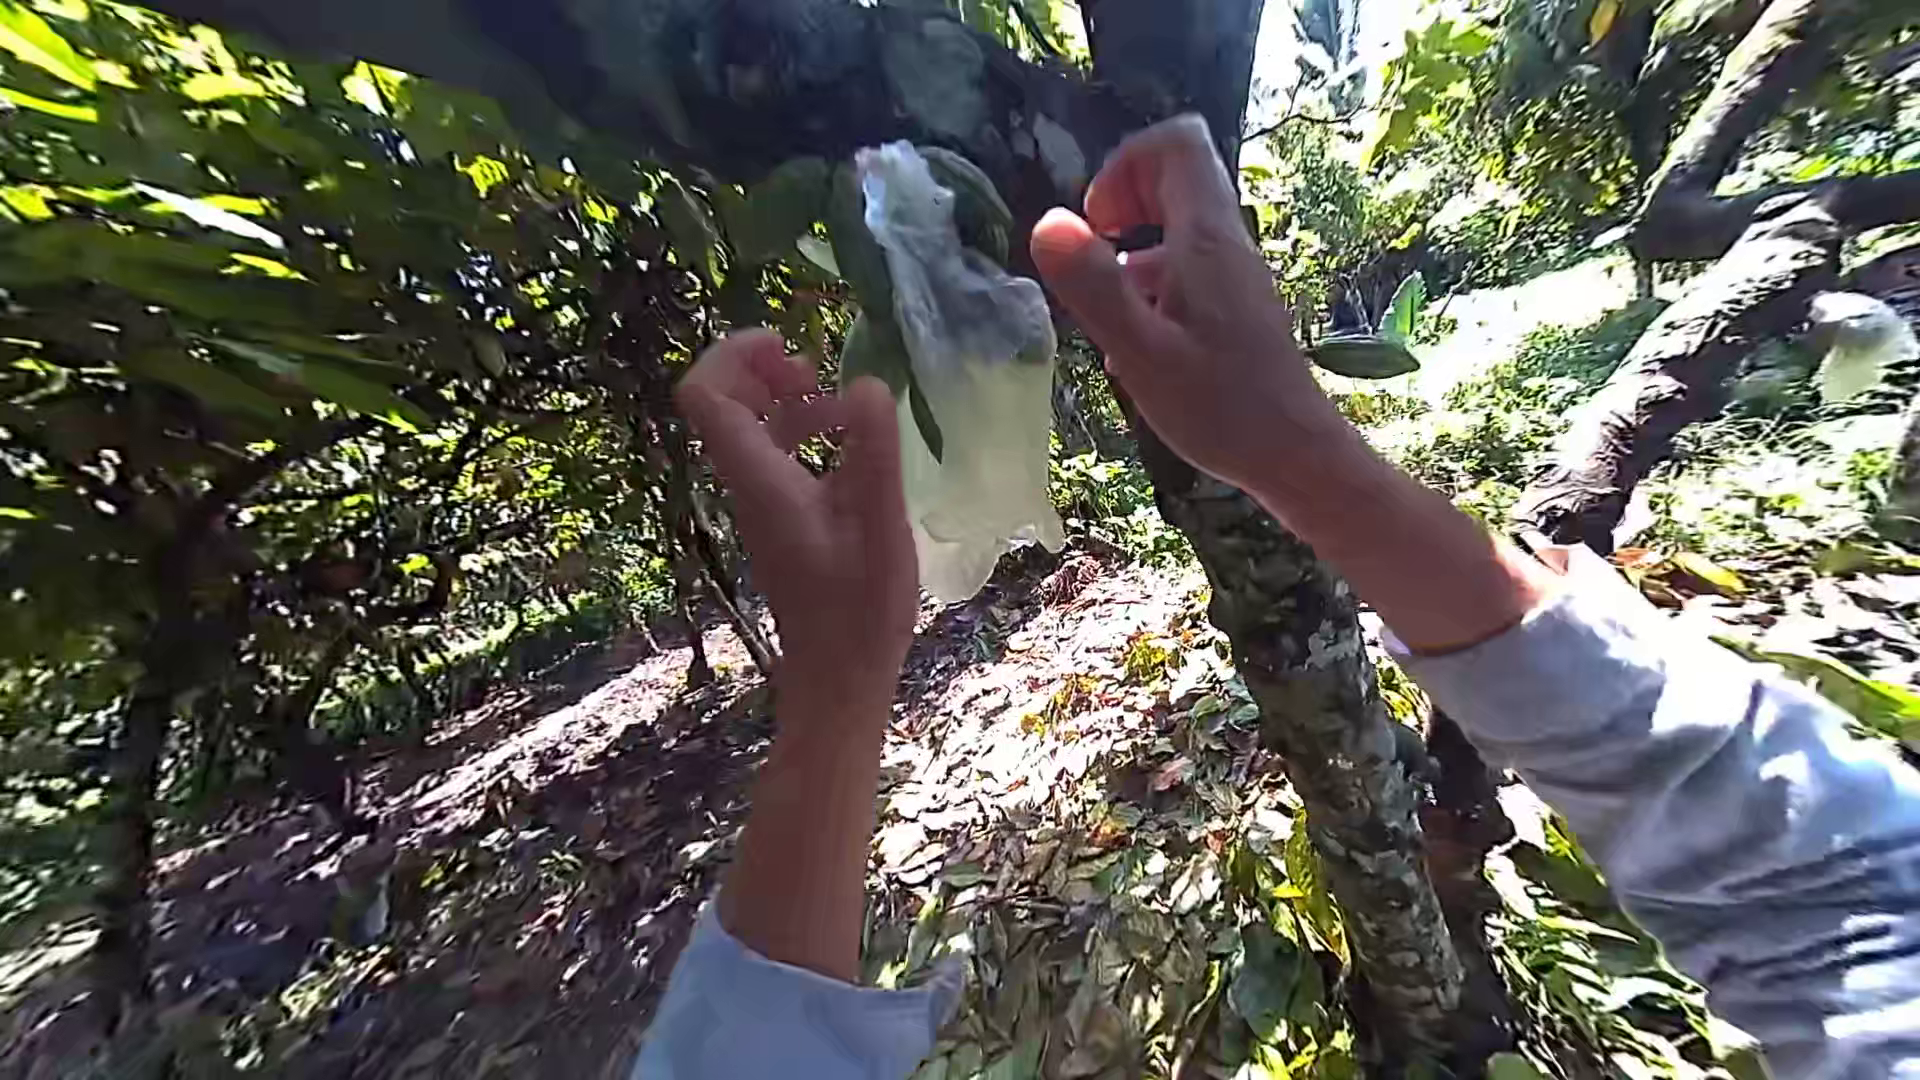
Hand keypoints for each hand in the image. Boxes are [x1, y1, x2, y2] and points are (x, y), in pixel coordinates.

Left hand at [676, 329, 917, 713]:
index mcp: (762, 482)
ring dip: (791, 405)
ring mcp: (765, 508)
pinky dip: (808, 439)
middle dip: (762, 371)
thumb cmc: (861, 609)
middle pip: (722, 407)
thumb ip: (872, 453)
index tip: (790, 346)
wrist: (840, 676)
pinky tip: (854, 456)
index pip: (708, 397)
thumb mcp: (878, 526)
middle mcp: (751, 489)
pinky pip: (779, 462)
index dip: (735, 354)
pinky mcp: (784, 524)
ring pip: (754, 434)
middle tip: (816, 373)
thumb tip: (865, 383)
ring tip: (847, 410)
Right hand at [1028, 114, 1352, 495]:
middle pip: (1175, 182)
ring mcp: (1232, 280)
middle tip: (1089, 262)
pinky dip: (1148, 295)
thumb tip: (1048, 224)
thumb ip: (1095, 288)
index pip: (1174, 145)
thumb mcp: (1142, 352)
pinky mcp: (1233, 312)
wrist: (1290, 453)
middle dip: (1121, 208)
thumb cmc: (1217, 407)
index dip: (1123, 166)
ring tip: (1101, 320)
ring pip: (1175, 237)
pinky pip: (1184, 279)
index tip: (1093, 224)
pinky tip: (1131, 349)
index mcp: (1204, 240)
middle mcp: (1224, 247)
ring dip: (1128, 262)